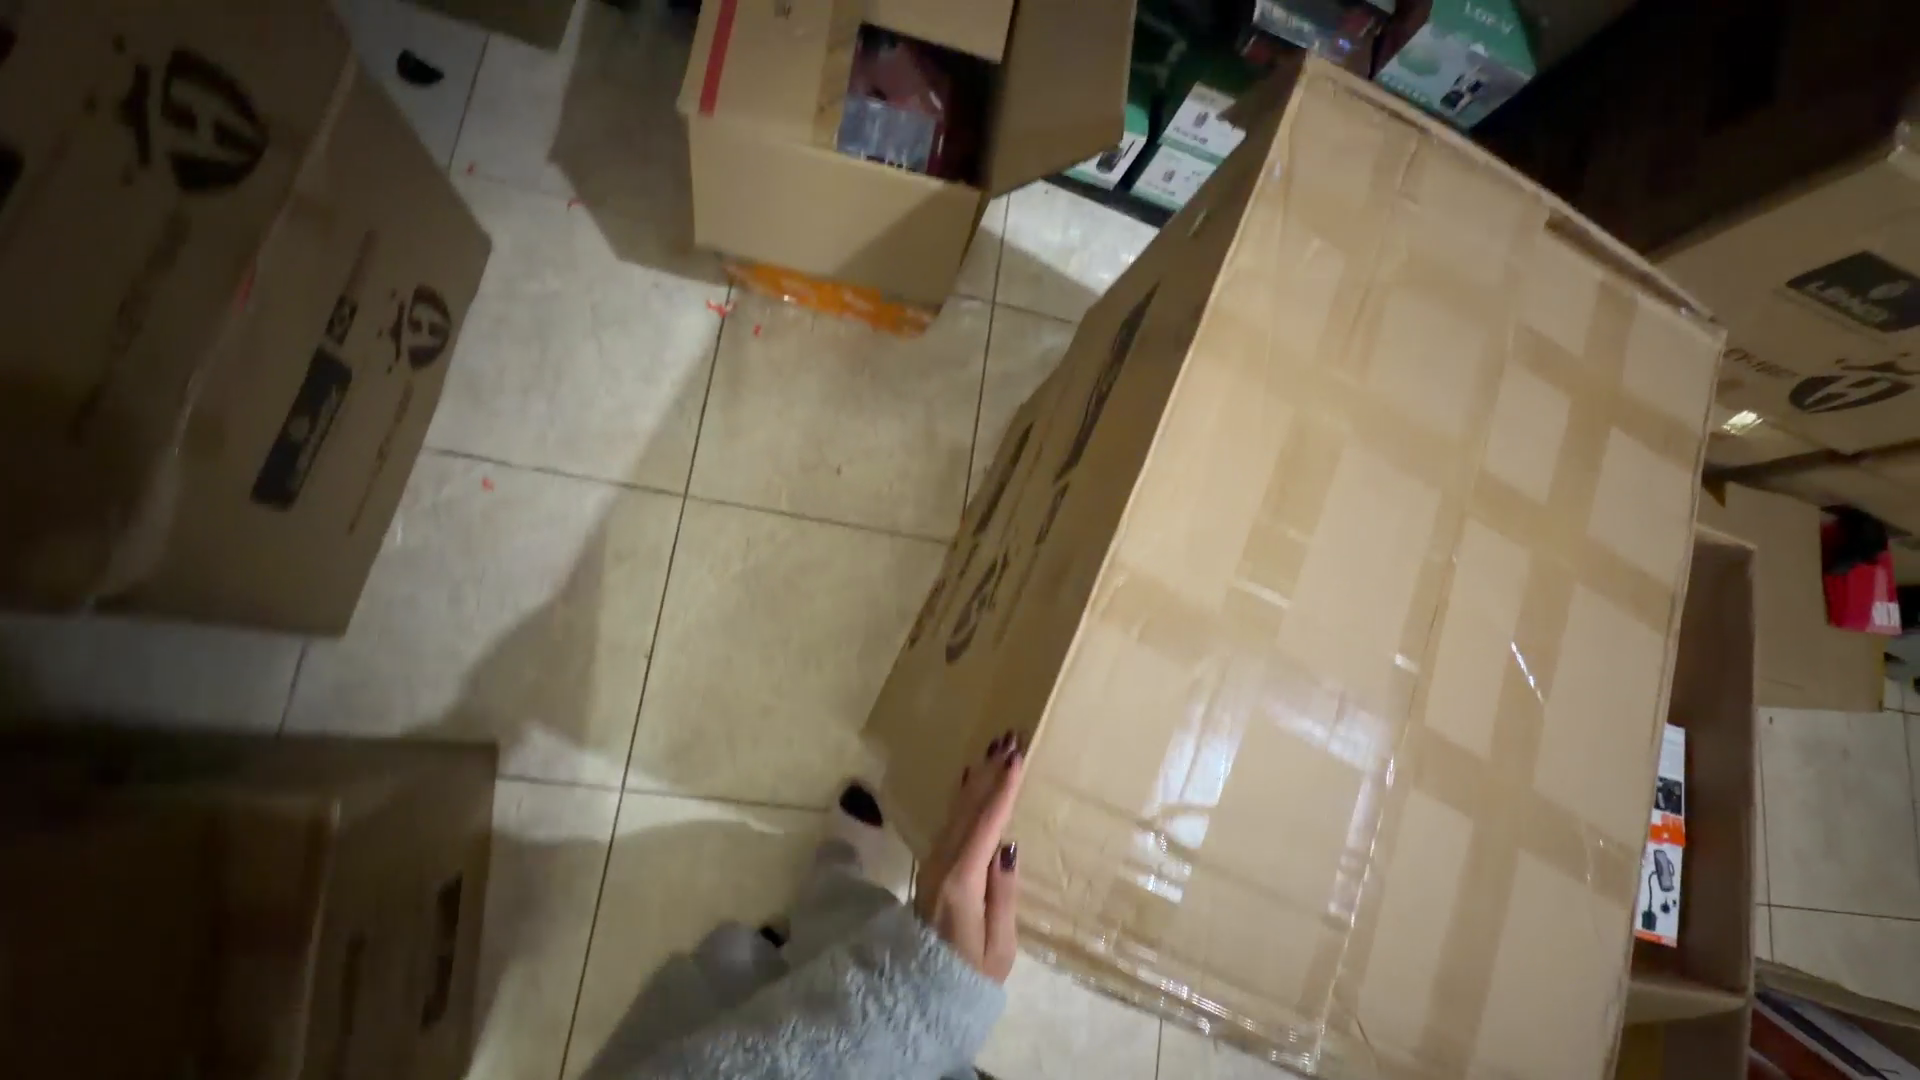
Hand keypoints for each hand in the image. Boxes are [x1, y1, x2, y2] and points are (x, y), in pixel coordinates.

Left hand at [914, 731, 1025, 982]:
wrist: (918, 995)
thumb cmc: (968, 976)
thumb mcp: (998, 946)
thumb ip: (1003, 895)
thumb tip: (1008, 847)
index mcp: (962, 881)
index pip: (986, 825)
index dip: (1002, 789)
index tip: (1016, 757)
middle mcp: (943, 864)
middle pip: (968, 808)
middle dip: (989, 772)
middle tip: (1008, 738)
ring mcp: (934, 863)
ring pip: (957, 810)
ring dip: (977, 778)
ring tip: (994, 750)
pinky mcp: (933, 867)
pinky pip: (950, 821)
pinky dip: (963, 796)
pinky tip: (968, 780)